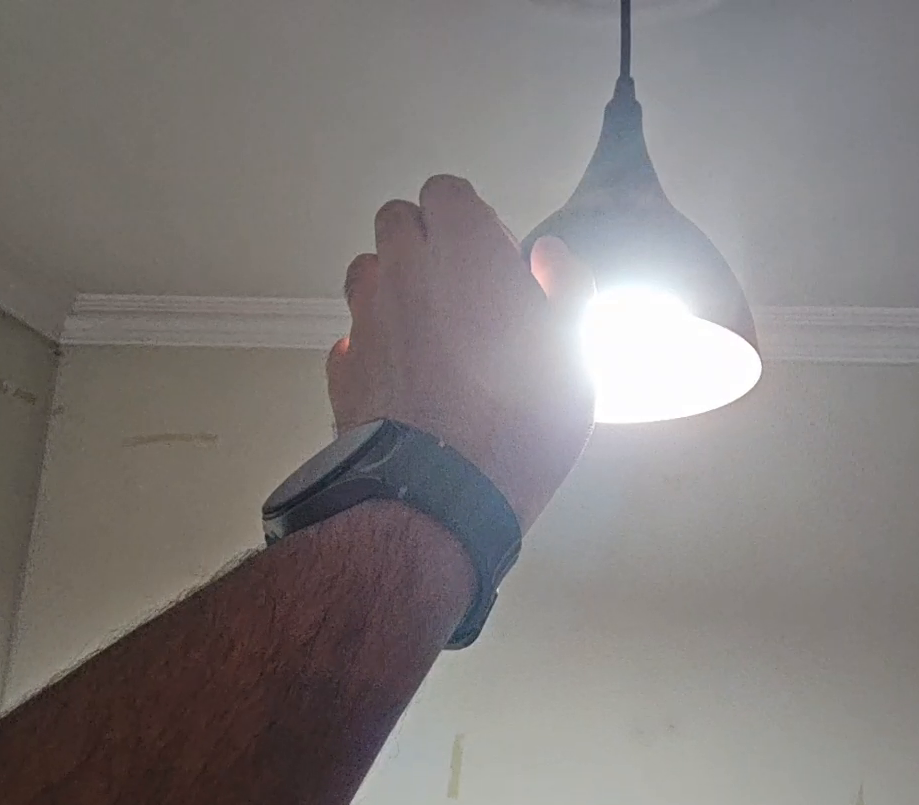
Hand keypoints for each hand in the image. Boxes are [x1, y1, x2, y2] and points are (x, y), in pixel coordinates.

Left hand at [329, 175, 595, 530]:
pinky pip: (353, 335)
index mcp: (464, 253)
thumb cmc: (522, 425)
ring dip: (395, 288)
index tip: (496, 266)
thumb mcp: (576, 358)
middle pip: (399, 223)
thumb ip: (567, 290)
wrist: (444, 497)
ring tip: (429, 338)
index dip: (473, 222)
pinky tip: (402, 380)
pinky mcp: (342, 367)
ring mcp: (365, 319)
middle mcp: (404, 272)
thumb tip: (546, 254)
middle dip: (428, 244)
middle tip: (463, 297)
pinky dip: (373, 344)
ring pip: (368, 273)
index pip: (448, 193)